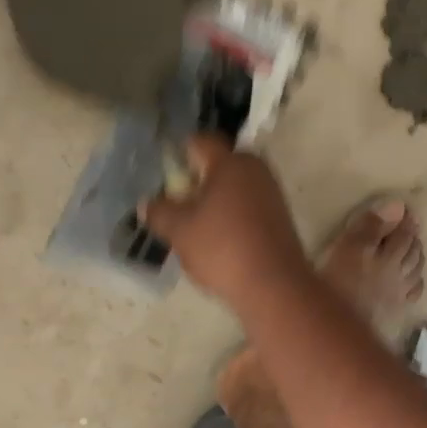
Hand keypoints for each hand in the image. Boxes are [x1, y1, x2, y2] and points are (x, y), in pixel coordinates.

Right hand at [142, 136, 309, 308]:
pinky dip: (230, 217)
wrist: (273, 285)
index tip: (164, 177)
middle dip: (195, 182)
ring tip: (194, 229)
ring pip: (232, 188)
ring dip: (213, 202)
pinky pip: (246, 206)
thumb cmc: (221, 249)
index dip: (178, 154)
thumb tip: (147, 203)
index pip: (199, 142)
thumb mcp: (179, 231)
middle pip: (217, 165)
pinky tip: (218, 242)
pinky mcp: (279, 216)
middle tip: (176, 206)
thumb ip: (159, 212)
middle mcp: (255, 168)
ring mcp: (271, 192)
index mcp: (230, 162)